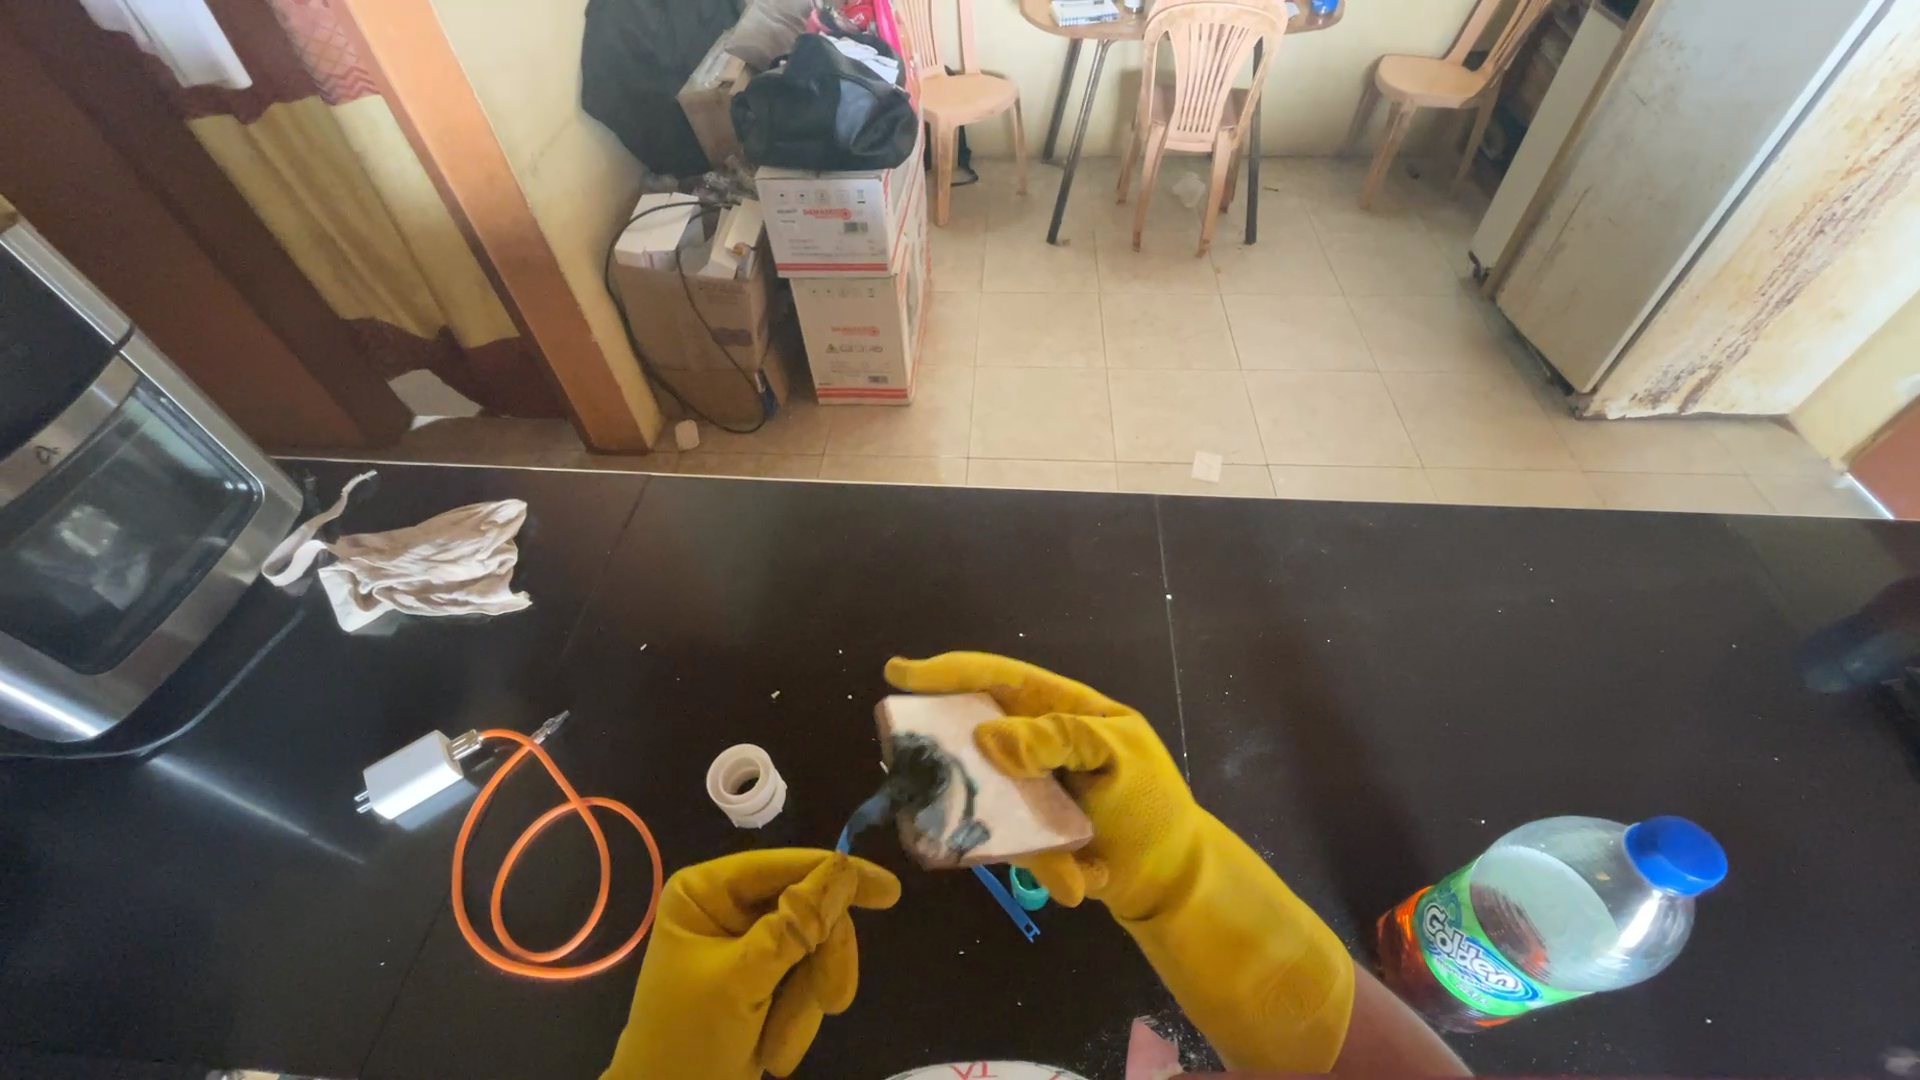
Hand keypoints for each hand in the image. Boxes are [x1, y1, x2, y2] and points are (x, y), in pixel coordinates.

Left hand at [601, 849, 899, 1079]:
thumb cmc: (688, 1044)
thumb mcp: (745, 980)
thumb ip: (797, 923)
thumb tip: (845, 868)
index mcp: (707, 890)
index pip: (787, 866)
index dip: (840, 875)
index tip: (889, 892)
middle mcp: (726, 906)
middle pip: (807, 909)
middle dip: (819, 961)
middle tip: (834, 1001)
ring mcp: (744, 943)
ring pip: (813, 947)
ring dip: (807, 1000)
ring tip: (780, 1049)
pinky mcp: (759, 978)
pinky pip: (804, 978)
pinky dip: (798, 1015)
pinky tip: (774, 1049)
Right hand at [883, 651, 1196, 918]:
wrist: (1173, 882)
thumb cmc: (1153, 804)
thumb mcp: (1119, 756)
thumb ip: (1060, 738)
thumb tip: (986, 736)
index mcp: (1060, 707)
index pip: (997, 676)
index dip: (948, 672)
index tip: (897, 674)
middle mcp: (1033, 742)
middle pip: (972, 731)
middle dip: (947, 750)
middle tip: (922, 768)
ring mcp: (1025, 788)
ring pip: (981, 794)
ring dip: (998, 823)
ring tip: (1062, 850)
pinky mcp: (1022, 831)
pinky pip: (1002, 841)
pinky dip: (1039, 863)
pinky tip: (1083, 879)